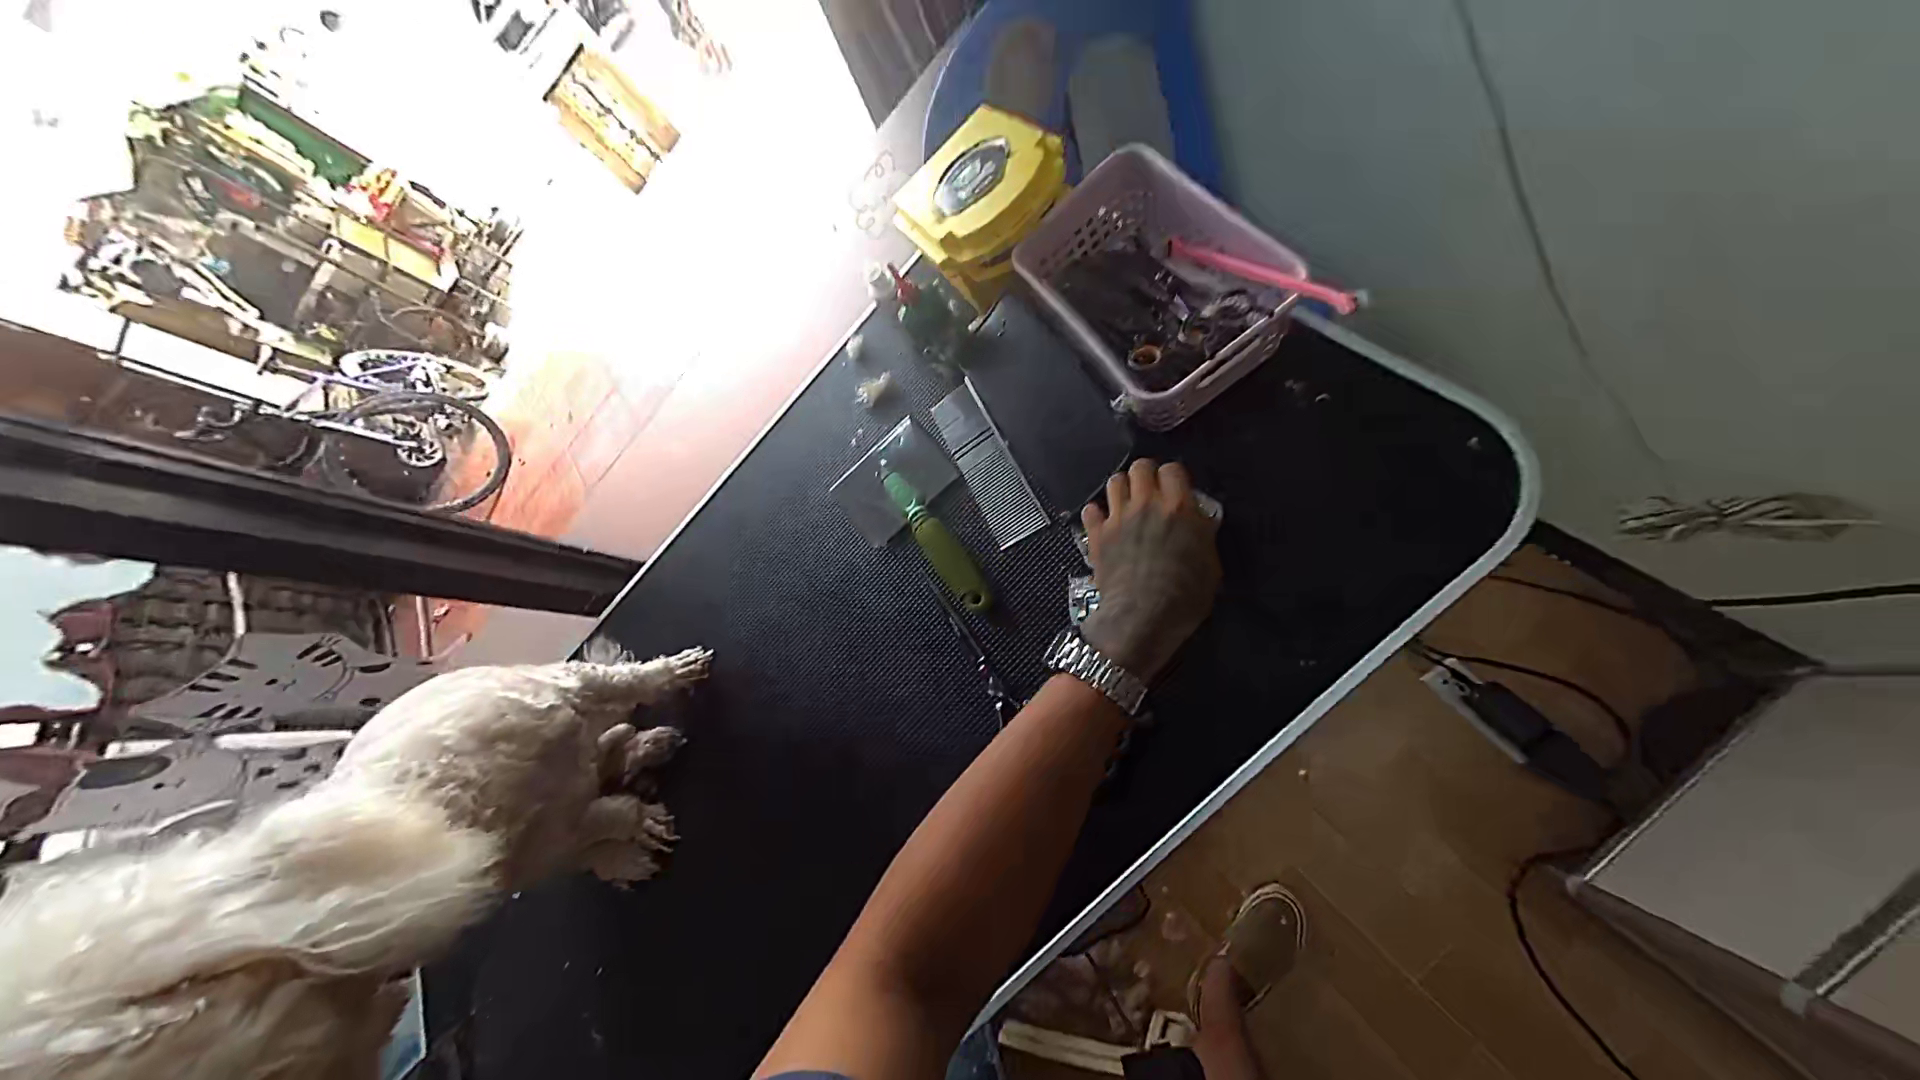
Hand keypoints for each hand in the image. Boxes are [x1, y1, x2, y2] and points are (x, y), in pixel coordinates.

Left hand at [1078, 459, 1222, 680]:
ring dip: (1122, 488)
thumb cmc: (1184, 596)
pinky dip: (1096, 512)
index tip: (1175, 489)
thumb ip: (1202, 535)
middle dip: (1146, 475)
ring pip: (1114, 481)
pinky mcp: (1097, 534)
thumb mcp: (1210, 564)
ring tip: (1126, 501)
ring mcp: (1118, 518)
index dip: (1173, 477)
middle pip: (1140, 467)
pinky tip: (1102, 521)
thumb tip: (1198, 521)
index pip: (1172, 469)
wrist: (1142, 616)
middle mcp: (1146, 504)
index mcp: (1178, 507)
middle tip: (1149, 490)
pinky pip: (1090, 510)